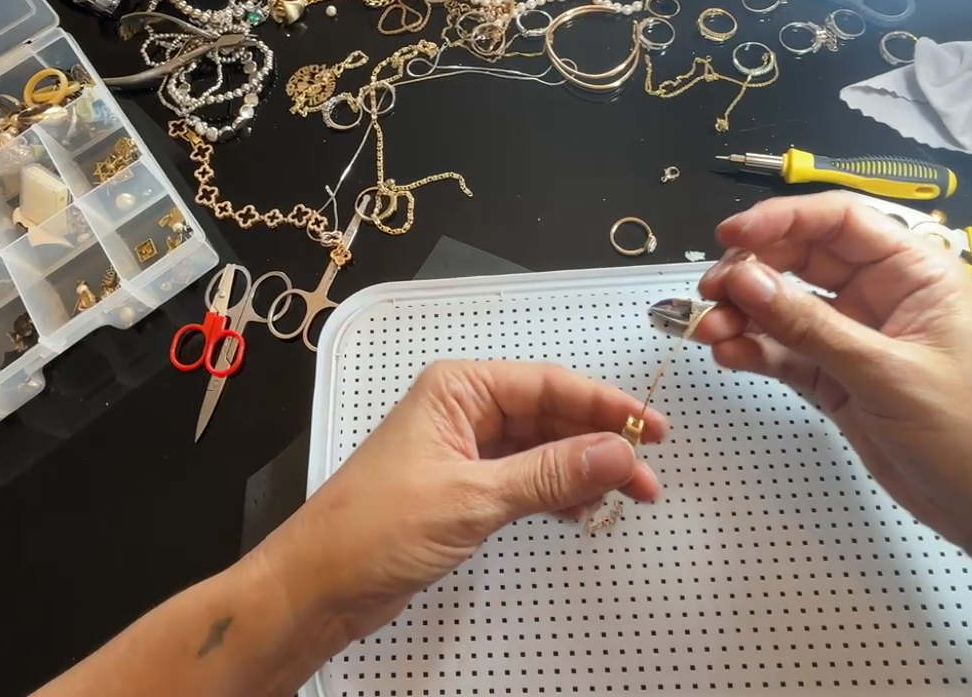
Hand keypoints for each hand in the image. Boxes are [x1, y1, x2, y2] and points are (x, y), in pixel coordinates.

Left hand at [255, 360, 666, 646]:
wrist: (319, 586)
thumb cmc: (377, 527)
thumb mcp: (473, 498)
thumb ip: (549, 475)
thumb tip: (617, 452)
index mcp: (459, 388)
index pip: (546, 384)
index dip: (603, 403)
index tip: (652, 426)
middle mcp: (465, 409)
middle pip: (548, 415)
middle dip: (598, 442)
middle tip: (648, 475)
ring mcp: (466, 448)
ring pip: (541, 448)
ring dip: (583, 470)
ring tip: (630, 495)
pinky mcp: (465, 486)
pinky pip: (525, 478)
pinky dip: (556, 493)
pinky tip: (584, 510)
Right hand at [693, 193, 971, 549]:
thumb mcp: (889, 373)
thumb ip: (810, 326)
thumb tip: (742, 278)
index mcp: (911, 271)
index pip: (838, 221)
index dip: (781, 218)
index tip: (730, 234)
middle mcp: (877, 292)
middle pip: (799, 258)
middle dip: (751, 270)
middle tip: (711, 292)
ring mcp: (851, 334)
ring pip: (782, 305)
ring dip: (743, 314)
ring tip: (711, 331)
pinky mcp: (833, 374)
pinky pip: (782, 349)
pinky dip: (752, 350)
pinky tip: (728, 356)